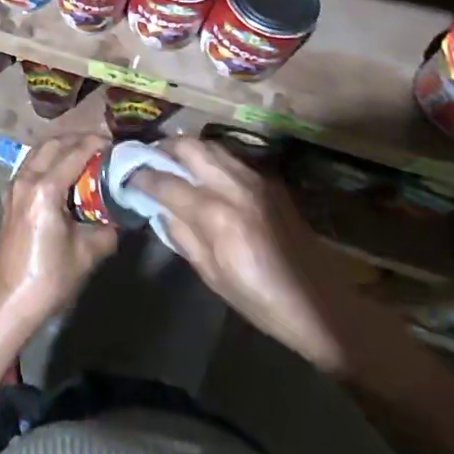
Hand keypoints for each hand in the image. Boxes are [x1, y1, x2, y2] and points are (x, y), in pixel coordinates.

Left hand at [0, 135, 119, 324]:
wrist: (13, 295)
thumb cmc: (52, 275)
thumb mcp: (89, 251)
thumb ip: (108, 226)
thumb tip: (120, 211)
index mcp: (44, 189)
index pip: (73, 154)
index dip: (95, 144)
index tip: (115, 142)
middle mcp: (25, 180)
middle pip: (52, 145)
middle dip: (77, 141)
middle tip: (102, 146)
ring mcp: (13, 186)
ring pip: (38, 153)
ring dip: (61, 149)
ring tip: (87, 156)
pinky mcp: (10, 197)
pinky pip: (31, 167)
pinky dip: (49, 162)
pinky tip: (66, 174)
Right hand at [130, 137, 361, 372]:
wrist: (329, 308)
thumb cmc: (263, 301)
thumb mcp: (211, 275)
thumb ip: (179, 234)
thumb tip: (155, 207)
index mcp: (215, 215)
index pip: (162, 179)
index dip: (138, 176)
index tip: (124, 177)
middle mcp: (233, 187)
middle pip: (186, 147)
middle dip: (160, 149)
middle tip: (147, 161)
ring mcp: (255, 180)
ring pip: (209, 145)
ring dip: (184, 149)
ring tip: (172, 163)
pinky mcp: (270, 182)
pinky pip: (229, 157)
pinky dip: (208, 158)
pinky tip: (203, 174)